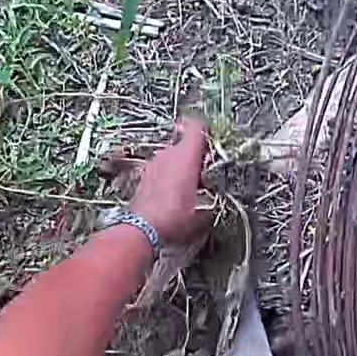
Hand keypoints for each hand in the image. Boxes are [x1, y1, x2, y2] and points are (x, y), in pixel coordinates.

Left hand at [128, 117, 208, 242]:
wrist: (143, 228)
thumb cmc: (172, 217)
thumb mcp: (203, 209)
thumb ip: (211, 196)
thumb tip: (213, 198)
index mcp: (186, 156)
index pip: (197, 127)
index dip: (206, 131)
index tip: (212, 142)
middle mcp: (168, 155)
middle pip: (186, 145)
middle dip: (196, 158)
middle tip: (205, 176)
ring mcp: (154, 164)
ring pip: (173, 157)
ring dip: (182, 168)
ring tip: (190, 189)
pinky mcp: (145, 176)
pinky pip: (162, 169)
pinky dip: (169, 177)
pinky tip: (173, 195)